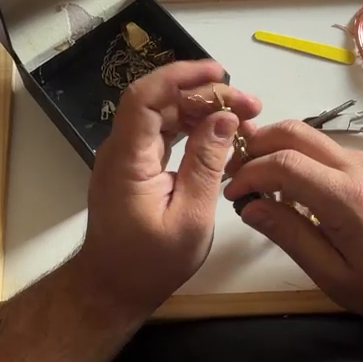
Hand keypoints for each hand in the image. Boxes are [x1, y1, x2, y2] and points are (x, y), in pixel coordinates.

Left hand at [72, 60, 262, 317]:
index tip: (219, 72)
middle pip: (161, 101)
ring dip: (204, 110)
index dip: (179, 75)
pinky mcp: (137, 166)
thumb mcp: (189, 219)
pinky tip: (222, 135)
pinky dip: (194, 129)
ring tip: (245, 119)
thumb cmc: (149, 264)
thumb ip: (207, 166)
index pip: (145, 97)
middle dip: (206, 94)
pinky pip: (165, 133)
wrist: (112, 289)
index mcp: (128, 159)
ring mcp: (128, 156)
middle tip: (251, 106)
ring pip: (165, 115)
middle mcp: (123, 149)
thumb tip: (225, 118)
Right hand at [223, 120, 362, 326]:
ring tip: (257, 182)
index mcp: (347, 198)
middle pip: (294, 132)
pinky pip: (322, 147)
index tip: (232, 194)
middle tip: (236, 173)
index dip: (250, 173)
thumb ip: (290, 237)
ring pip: (308, 134)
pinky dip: (295, 155)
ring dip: (274, 148)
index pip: (285, 163)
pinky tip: (289, 188)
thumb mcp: (333, 275)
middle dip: (256, 146)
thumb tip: (250, 207)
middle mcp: (356, 167)